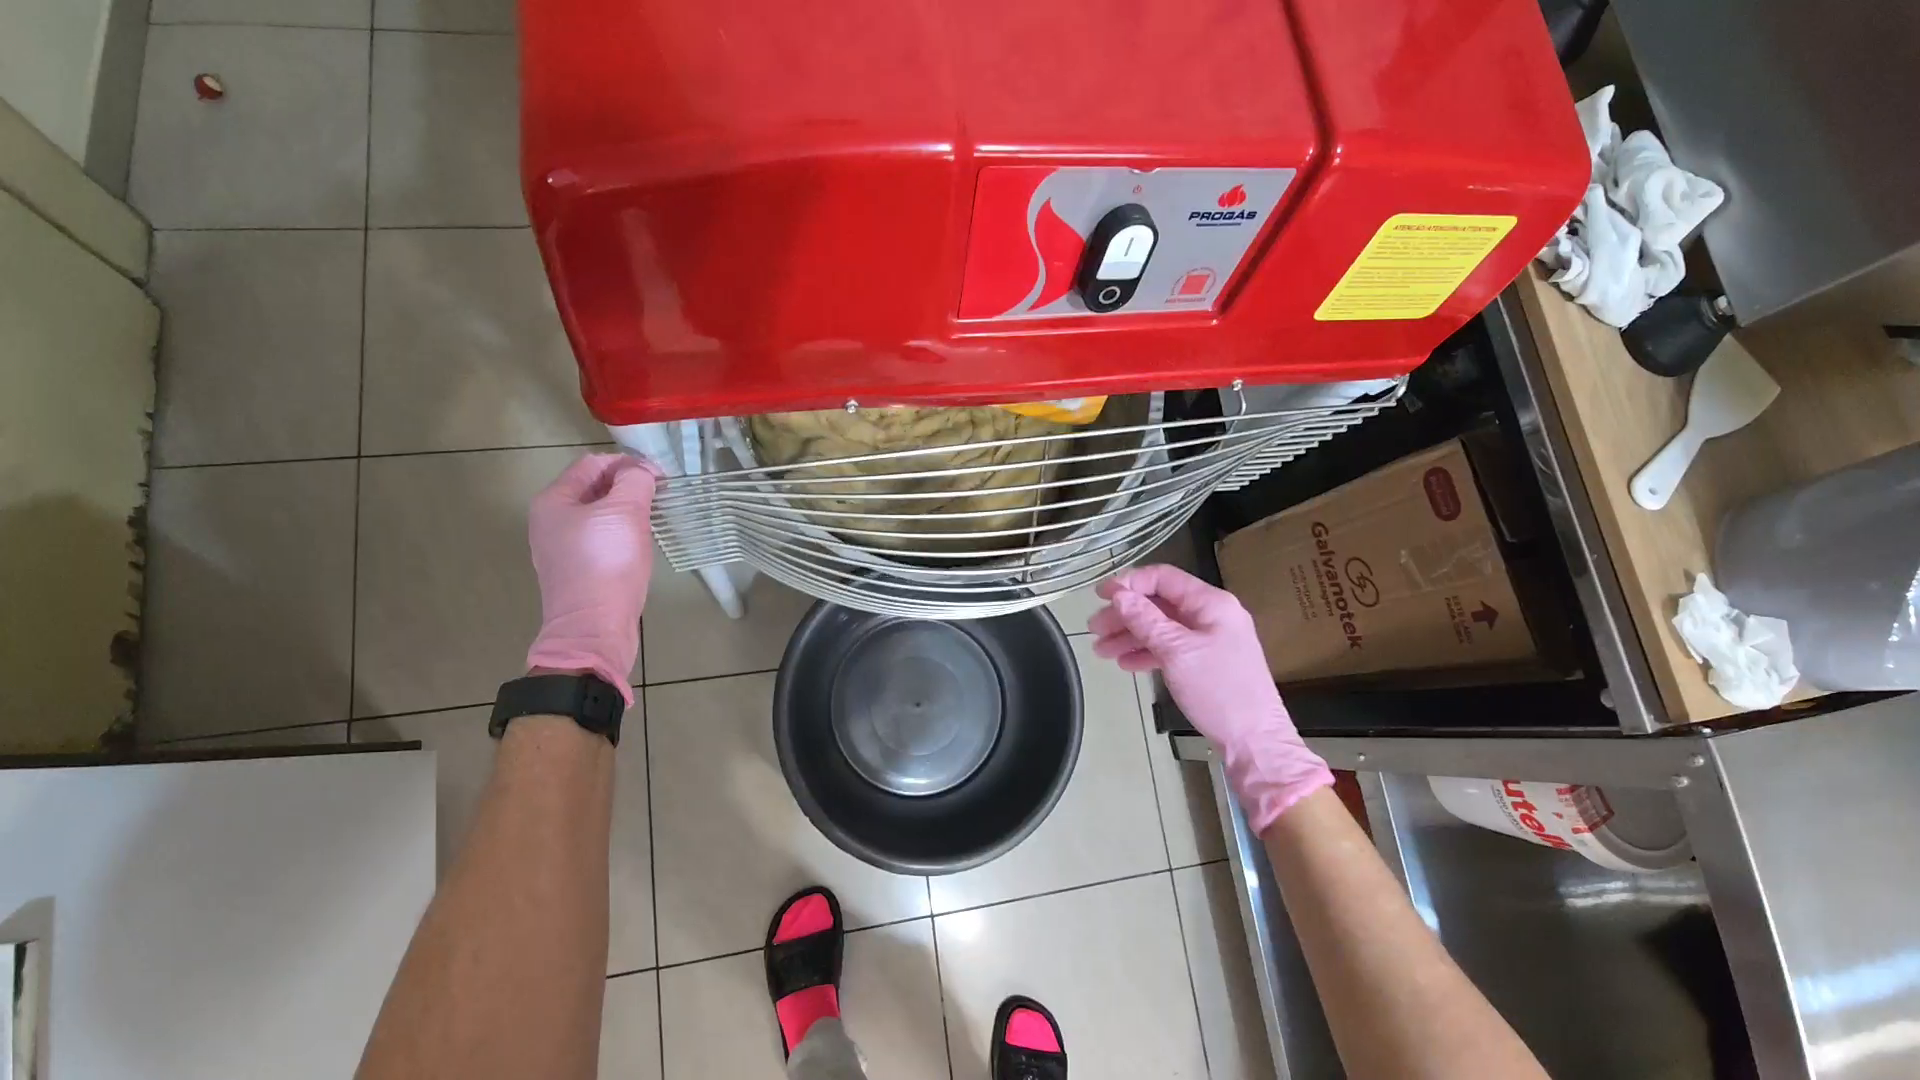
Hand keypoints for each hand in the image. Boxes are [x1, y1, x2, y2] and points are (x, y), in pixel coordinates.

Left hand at [525, 454, 657, 703]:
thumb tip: (641, 470)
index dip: (628, 463)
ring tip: (654, 518)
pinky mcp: (578, 571)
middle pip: (594, 488)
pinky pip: (601, 540)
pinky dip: (622, 534)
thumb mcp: (625, 513)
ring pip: (599, 515)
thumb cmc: (607, 564)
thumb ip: (635, 481)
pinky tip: (640, 544)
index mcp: (553, 501)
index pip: (593, 463)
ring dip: (627, 511)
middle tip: (660, 496)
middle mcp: (551, 521)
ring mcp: (562, 548)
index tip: (661, 477)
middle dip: (628, 486)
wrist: (594, 629)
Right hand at [1089, 564, 1331, 832]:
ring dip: (1131, 636)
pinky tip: (1126, 664)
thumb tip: (1119, 596)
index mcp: (1211, 603)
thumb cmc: (1219, 691)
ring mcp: (1211, 639)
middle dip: (1125, 614)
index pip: (1164, 578)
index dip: (1129, 583)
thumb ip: (1146, 620)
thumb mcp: (1177, 652)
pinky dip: (1147, 653)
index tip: (1100, 595)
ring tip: (1101, 650)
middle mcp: (1213, 615)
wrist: (1255, 741)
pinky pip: (1171, 648)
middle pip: (1160, 603)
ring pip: (1162, 627)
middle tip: (1095, 628)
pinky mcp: (1208, 663)